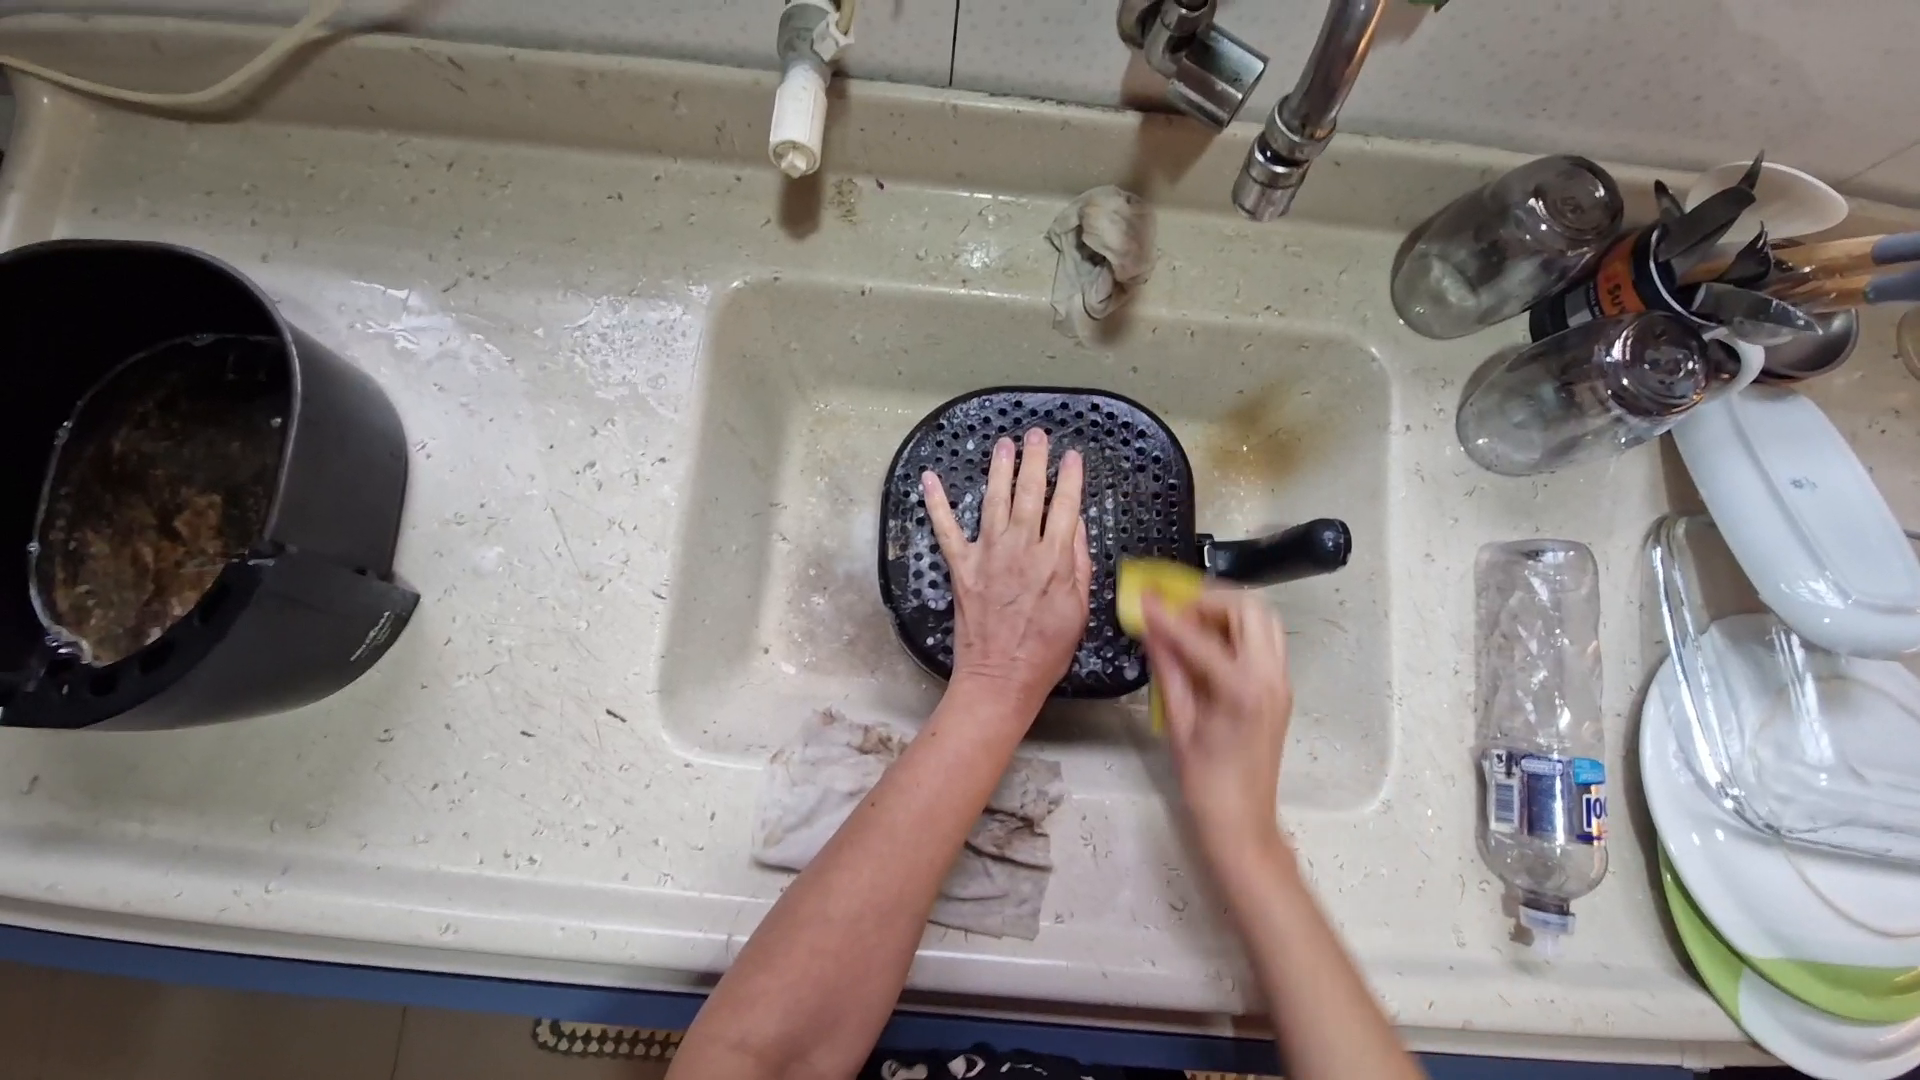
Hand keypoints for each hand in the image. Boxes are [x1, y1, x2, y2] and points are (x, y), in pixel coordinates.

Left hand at [922, 428, 1091, 714]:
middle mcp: (1021, 549)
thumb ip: (1079, 563)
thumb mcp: (1079, 609)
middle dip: (1035, 460)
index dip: (1071, 478)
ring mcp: (987, 555)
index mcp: (1054, 560)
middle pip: (1029, 494)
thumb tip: (1076, 525)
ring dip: (998, 469)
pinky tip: (929, 479)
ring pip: (993, 501)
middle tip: (1036, 435)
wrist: (1000, 677)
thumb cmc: (1046, 650)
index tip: (1073, 456)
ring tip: (1003, 444)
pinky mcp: (960, 567)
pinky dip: (936, 503)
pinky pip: (945, 529)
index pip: (1066, 507)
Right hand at [1142, 591, 1294, 863]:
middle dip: (1210, 601)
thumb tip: (1151, 630)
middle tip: (1178, 613)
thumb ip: (1168, 668)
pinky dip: (1238, 631)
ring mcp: (1280, 681)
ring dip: (1228, 612)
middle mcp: (1269, 676)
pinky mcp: (1280, 688)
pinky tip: (1209, 647)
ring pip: (1263, 619)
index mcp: (1241, 688)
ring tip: (1193, 626)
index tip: (1145, 599)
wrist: (1243, 819)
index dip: (1168, 615)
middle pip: (1248, 608)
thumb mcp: (1178, 722)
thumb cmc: (1205, 780)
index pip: (1199, 636)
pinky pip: (1264, 640)